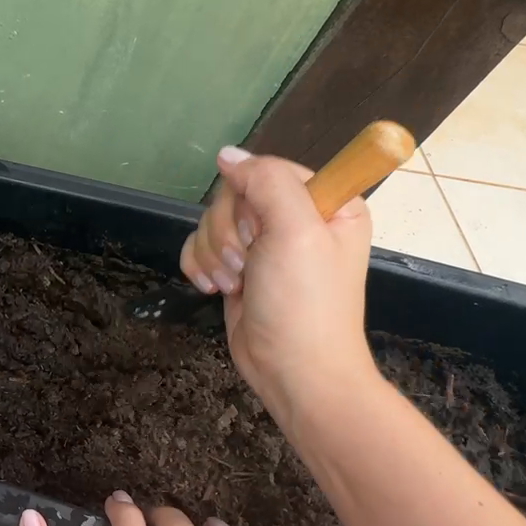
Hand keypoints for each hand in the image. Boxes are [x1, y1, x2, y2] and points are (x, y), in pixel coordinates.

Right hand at [178, 147, 376, 423]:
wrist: (292, 371)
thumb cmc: (304, 303)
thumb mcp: (295, 231)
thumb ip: (265, 181)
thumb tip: (226, 153)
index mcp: (327, 202)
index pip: (267, 171)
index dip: (252, 200)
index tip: (263, 233)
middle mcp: (296, 218)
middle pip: (232, 196)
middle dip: (228, 233)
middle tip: (248, 264)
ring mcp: (264, 245)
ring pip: (210, 221)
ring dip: (214, 255)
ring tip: (235, 284)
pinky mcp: (236, 267)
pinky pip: (198, 245)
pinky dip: (200, 266)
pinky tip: (215, 288)